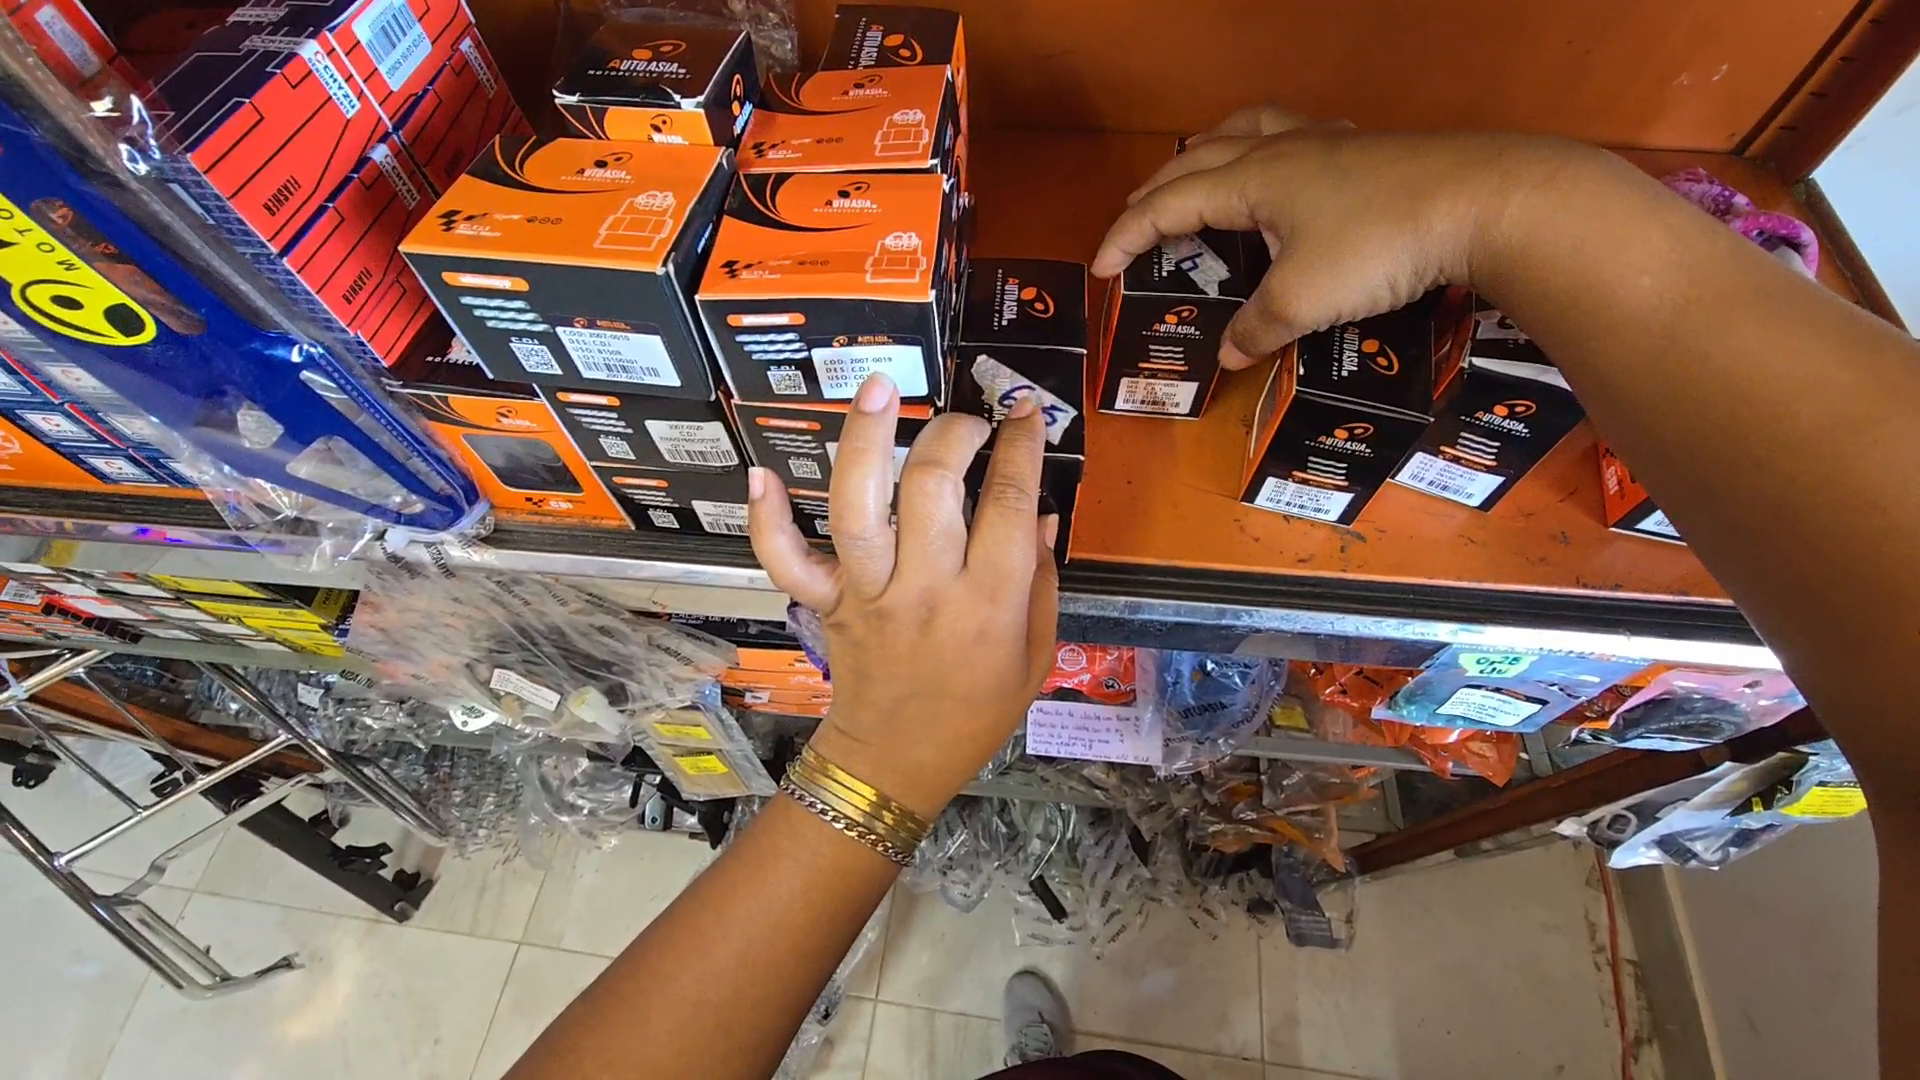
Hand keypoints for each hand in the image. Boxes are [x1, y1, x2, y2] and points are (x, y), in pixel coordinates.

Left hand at [747, 373, 1059, 817]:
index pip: (1009, 501)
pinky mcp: (825, 603)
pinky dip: (767, 518)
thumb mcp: (1035, 654)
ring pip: (858, 505)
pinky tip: (764, 474)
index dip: (1020, 445)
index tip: (1023, 412)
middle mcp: (925, 588)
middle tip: (968, 420)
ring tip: (878, 388)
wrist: (898, 761)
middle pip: (933, 486)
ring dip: (864, 439)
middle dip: (954, 433)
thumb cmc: (977, 711)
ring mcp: (867, 593)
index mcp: (987, 603)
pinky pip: (787, 559)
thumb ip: (1040, 580)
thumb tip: (1041, 510)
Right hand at [1092, 108, 1598, 369]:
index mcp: (1252, 181)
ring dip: (1206, 155)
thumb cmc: (1379, 246)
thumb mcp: (1302, 302)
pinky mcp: (1362, 150)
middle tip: (1132, 226)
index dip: (1127, 238)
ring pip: (1246, 132)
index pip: (1168, 206)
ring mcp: (1325, 144)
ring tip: (1192, 175)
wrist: (1490, 202)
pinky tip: (1278, 170)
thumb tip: (1229, 355)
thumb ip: (1255, 329)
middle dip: (1155, 195)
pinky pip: (1291, 136)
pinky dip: (1261, 151)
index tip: (1100, 269)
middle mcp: (1280, 151)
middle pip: (1198, 161)